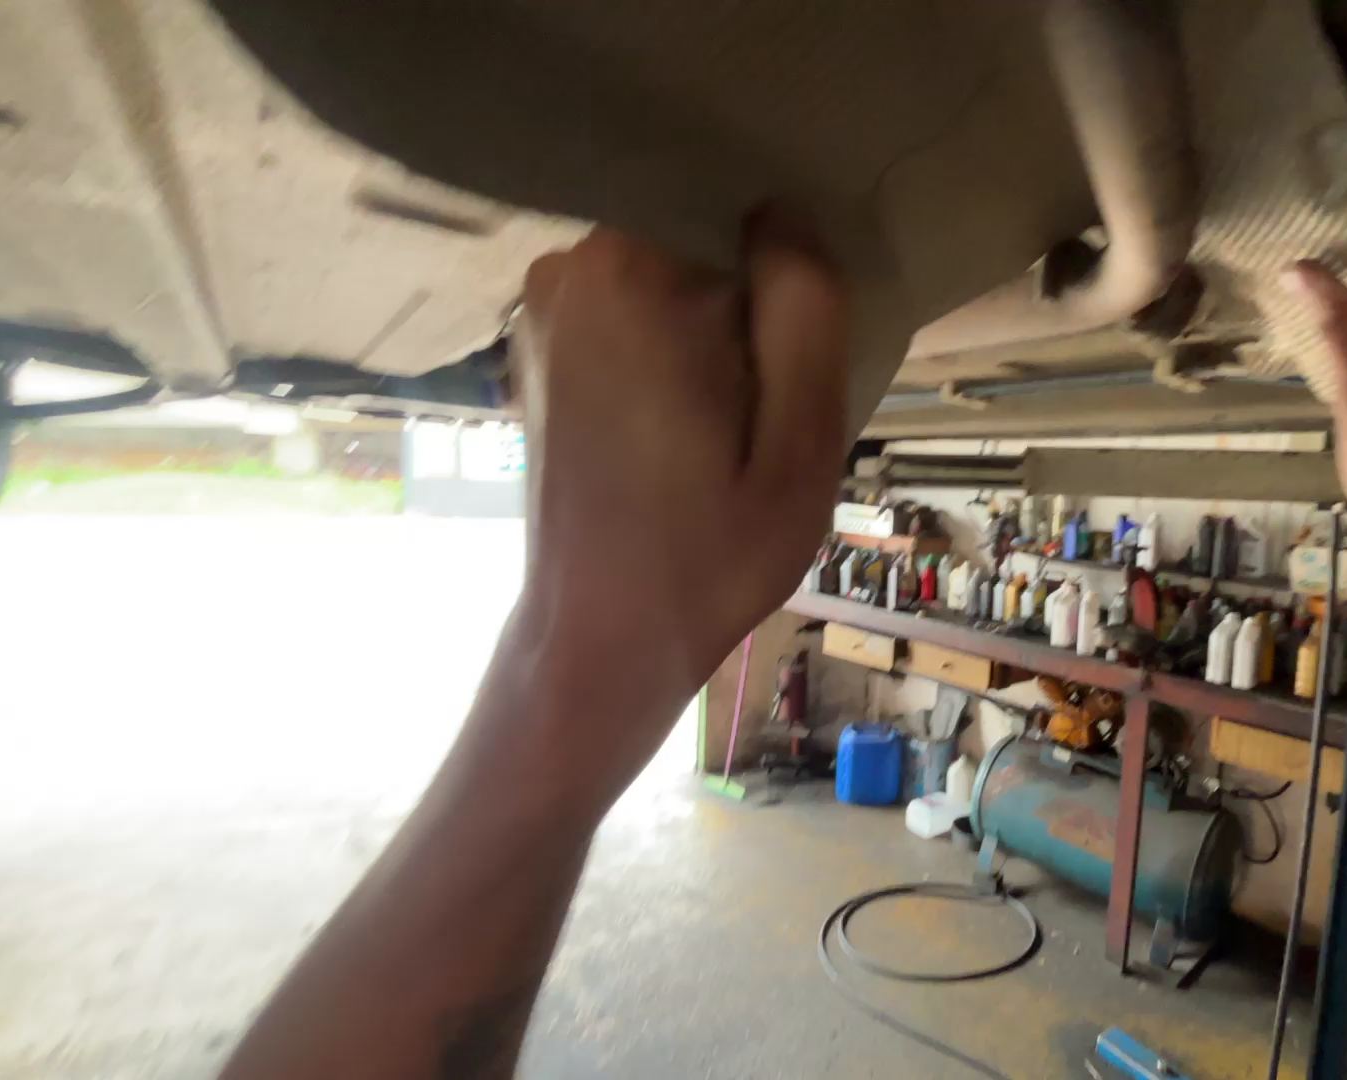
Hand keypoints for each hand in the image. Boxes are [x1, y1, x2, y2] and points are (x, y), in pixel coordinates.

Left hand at [512, 210, 848, 733]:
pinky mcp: (540, 356)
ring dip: (713, 342)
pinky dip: (672, 357)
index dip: (785, 290)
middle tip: (765, 414)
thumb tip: (787, 216)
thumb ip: (807, 315)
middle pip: (701, 250)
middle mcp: (568, 273)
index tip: (795, 367)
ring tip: (726, 431)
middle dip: (749, 315)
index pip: (742, 220)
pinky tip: (684, 434)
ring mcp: (543, 316)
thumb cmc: (711, 555)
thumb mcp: (799, 446)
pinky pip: (631, 321)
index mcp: (634, 277)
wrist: (601, 639)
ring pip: (669, 286)